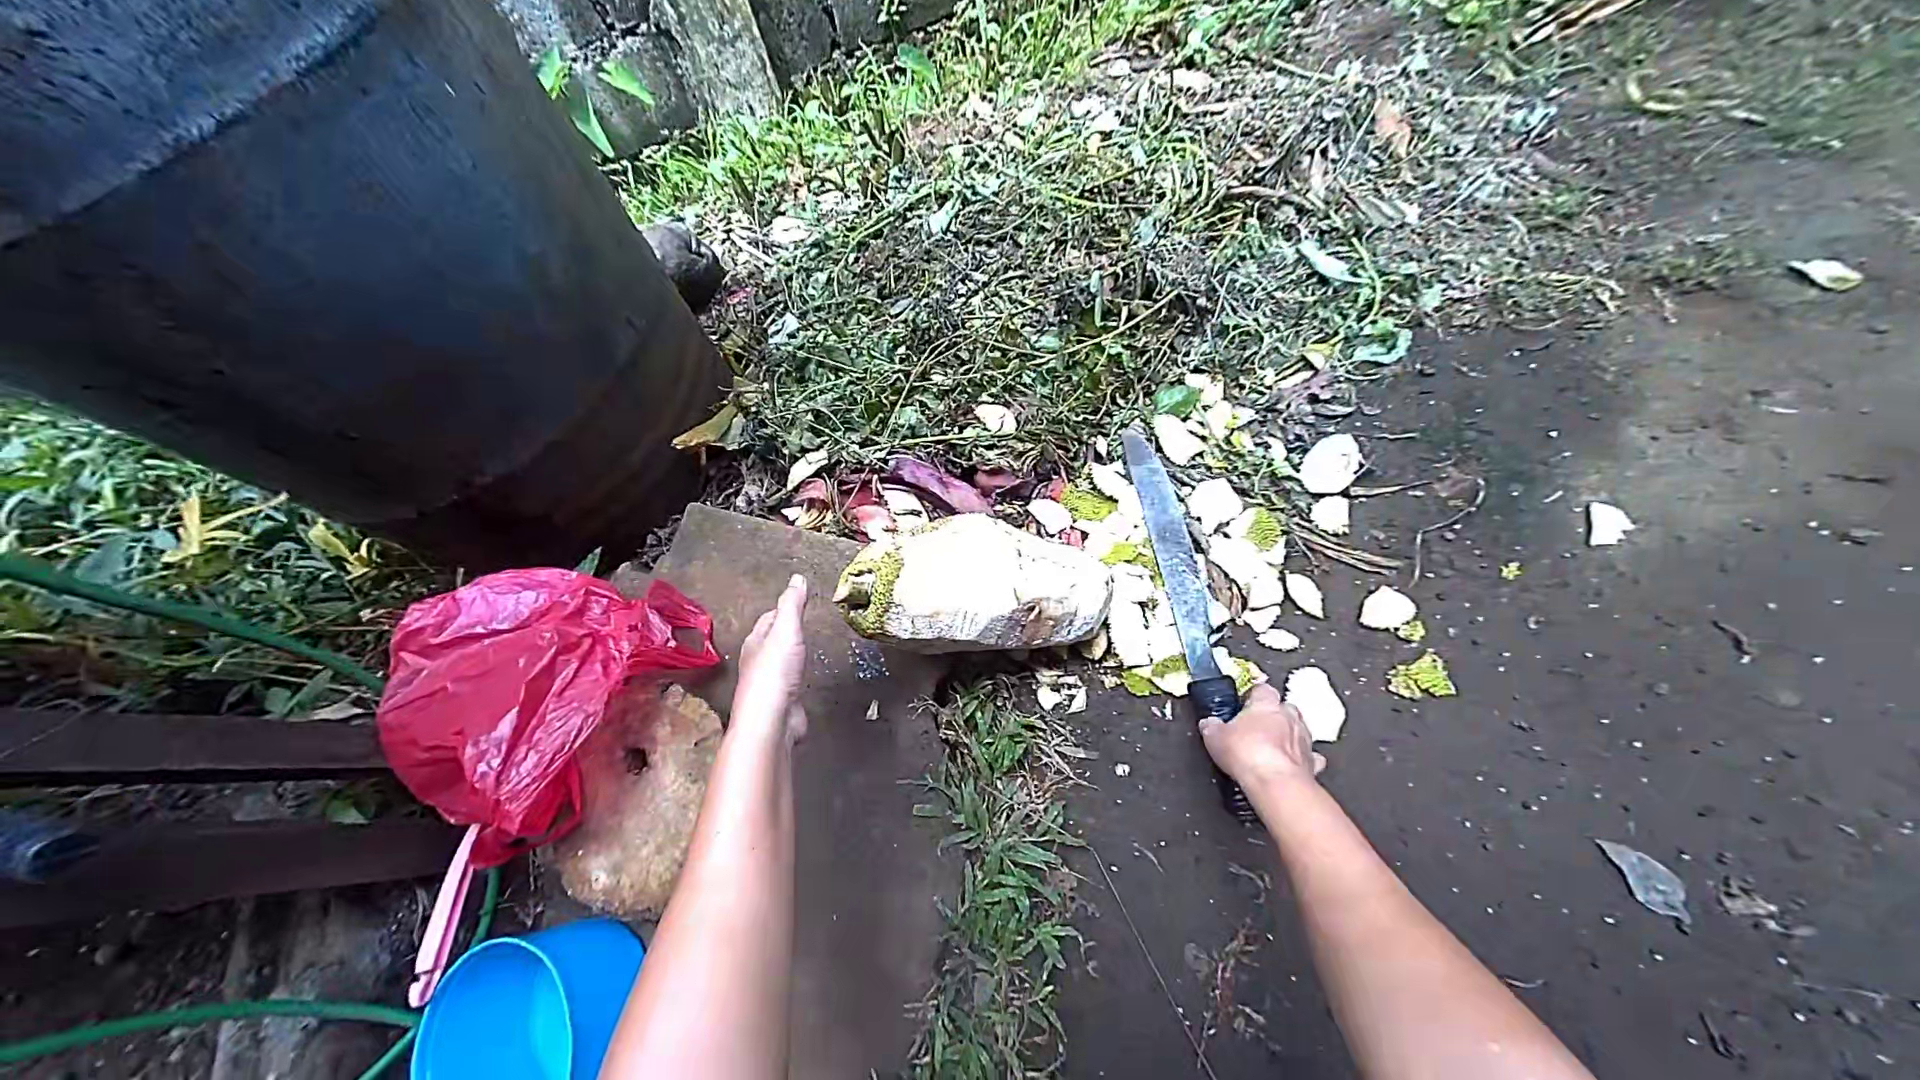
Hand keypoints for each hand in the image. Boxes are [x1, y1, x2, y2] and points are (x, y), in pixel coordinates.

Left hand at [733, 575, 808, 743]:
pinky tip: (803, 676)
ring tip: (804, 646)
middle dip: (784, 630)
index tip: (798, 600)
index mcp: (756, 641)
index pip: (769, 617)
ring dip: (790, 653)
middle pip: (772, 640)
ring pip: (779, 661)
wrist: (771, 720)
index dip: (783, 608)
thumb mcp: (787, 629)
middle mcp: (758, 661)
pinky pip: (789, 681)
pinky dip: (796, 674)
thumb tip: (797, 578)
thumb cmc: (775, 672)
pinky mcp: (781, 701)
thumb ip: (792, 604)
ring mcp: (769, 683)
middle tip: (802, 621)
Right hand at [1198, 683, 1324, 787]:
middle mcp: (1289, 718)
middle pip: (1284, 708)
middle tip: (1256, 726)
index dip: (1252, 696)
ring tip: (1270, 748)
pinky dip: (1299, 760)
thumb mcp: (1214, 736)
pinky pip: (1308, 758)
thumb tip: (1208, 724)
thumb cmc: (1248, 754)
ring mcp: (1303, 741)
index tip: (1243, 703)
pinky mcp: (1312, 764)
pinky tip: (1286, 767)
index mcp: (1266, 704)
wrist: (1275, 784)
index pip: (1262, 689)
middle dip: (1273, 716)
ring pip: (1298, 731)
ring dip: (1287, 737)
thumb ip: (1212, 727)